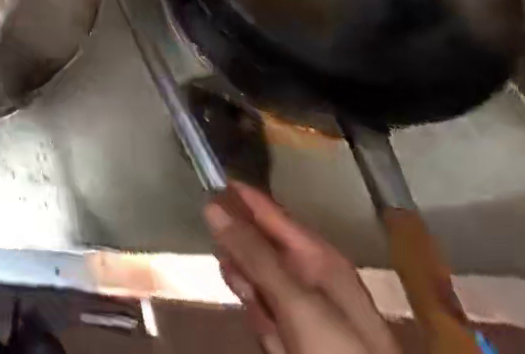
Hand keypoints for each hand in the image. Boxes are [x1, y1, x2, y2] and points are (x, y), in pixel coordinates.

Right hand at [206, 181, 397, 353]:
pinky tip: (277, 345)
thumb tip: (212, 205)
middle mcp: (312, 277)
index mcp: (320, 258)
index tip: (204, 186)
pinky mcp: (297, 339)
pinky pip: (264, 317)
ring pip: (257, 283)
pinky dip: (264, 329)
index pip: (272, 212)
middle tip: (243, 285)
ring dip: (253, 301)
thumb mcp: (296, 303)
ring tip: (271, 328)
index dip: (240, 198)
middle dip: (244, 263)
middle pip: (259, 247)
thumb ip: (254, 254)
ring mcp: (305, 311)